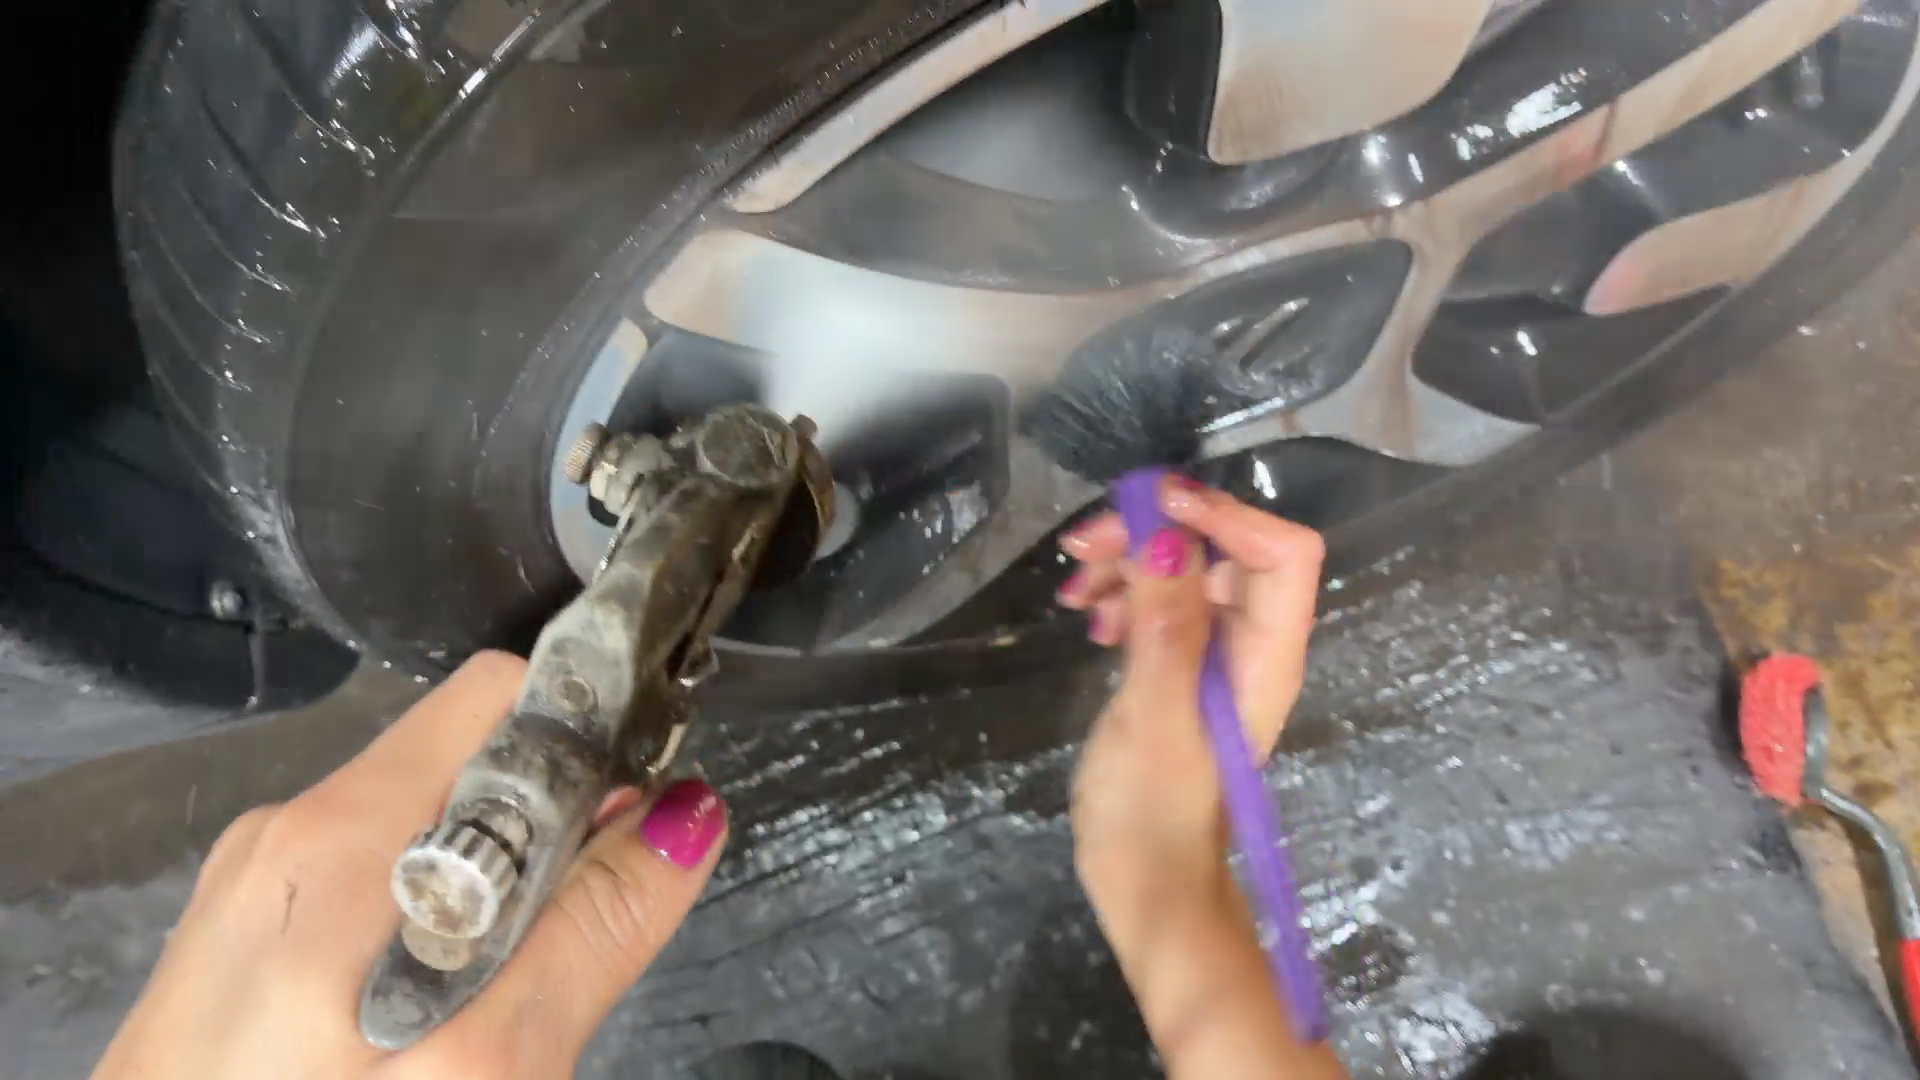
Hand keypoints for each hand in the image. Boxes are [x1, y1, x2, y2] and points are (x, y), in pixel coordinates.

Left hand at [94, 652, 727, 1079]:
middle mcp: (293, 831)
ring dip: (521, 859)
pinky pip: (397, 869)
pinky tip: (458, 988)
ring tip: (528, 960)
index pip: (505, 693)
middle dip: (563, 807)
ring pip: (447, 812)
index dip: (591, 730)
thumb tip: (691, 810)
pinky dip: (463, 899)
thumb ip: (600, 922)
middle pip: (480, 751)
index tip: (637, 802)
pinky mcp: (255, 938)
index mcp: (343, 831)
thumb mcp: (489, 1062)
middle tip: (591, 900)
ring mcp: (263, 887)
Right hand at [1057, 479, 1343, 1078]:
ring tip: (1074, 590)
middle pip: (1222, 549)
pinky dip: (1121, 594)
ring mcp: (1212, 652)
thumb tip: (1167, 537)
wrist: (1144, 878)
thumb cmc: (1152, 809)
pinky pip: (1158, 601)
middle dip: (1154, 532)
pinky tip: (1089, 618)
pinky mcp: (1178, 663)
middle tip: (1084, 545)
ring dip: (1127, 562)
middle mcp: (1249, 641)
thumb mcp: (1153, 713)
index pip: (1281, 551)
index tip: (1149, 506)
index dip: (1224, 514)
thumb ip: (1166, 624)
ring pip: (1182, 570)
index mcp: (1265, 651)